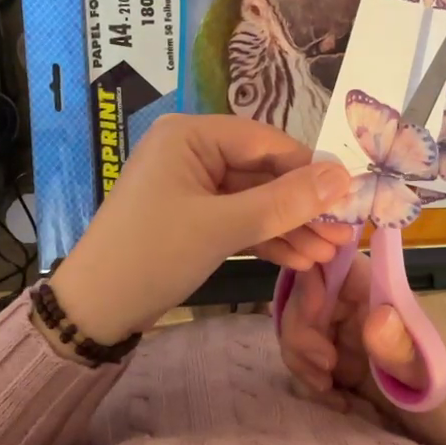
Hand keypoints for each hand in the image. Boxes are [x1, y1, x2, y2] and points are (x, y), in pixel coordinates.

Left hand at [49, 114, 352, 342]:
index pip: (266, 142)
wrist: (96, 309)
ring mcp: (192, 188)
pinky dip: (266, 239)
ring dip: (290, 228)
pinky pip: (238, 221)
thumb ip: (284, 202)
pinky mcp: (193, 220)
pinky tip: (301, 260)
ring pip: (254, 201)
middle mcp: (192, 152)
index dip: (309, 170)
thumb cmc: (152, 255)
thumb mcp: (222, 227)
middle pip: (263, 173)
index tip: (349, 198)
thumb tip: (344, 176)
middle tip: (344, 236)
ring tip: (330, 254)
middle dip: (303, 207)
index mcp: (191, 136)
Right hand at [278, 255, 445, 444]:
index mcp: (390, 302)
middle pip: (308, 296)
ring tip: (326, 390)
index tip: (313, 317)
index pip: (338, 265)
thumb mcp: (441, 387)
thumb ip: (404, 354)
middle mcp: (365, 313)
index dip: (312, 279)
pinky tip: (335, 403)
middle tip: (322, 371)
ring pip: (300, 329)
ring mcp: (351, 342)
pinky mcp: (343, 371)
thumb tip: (374, 315)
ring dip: (300, 357)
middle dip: (300, 330)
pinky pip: (306, 362)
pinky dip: (307, 381)